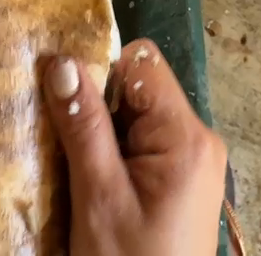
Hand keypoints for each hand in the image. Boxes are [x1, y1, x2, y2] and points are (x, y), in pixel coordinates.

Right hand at [43, 40, 229, 255]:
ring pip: (138, 116)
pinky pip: (146, 144)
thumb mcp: (98, 198)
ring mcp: (194, 161)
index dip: (101, 69)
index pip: (142, 64)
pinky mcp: (184, 182)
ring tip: (75, 163)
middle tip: (62, 136)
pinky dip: (116, 153)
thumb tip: (62, 61)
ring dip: (103, 132)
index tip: (65, 97)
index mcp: (186, 136)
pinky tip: (93, 181)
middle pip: (140, 89)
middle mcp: (199, 138)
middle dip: (99, 105)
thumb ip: (83, 126)